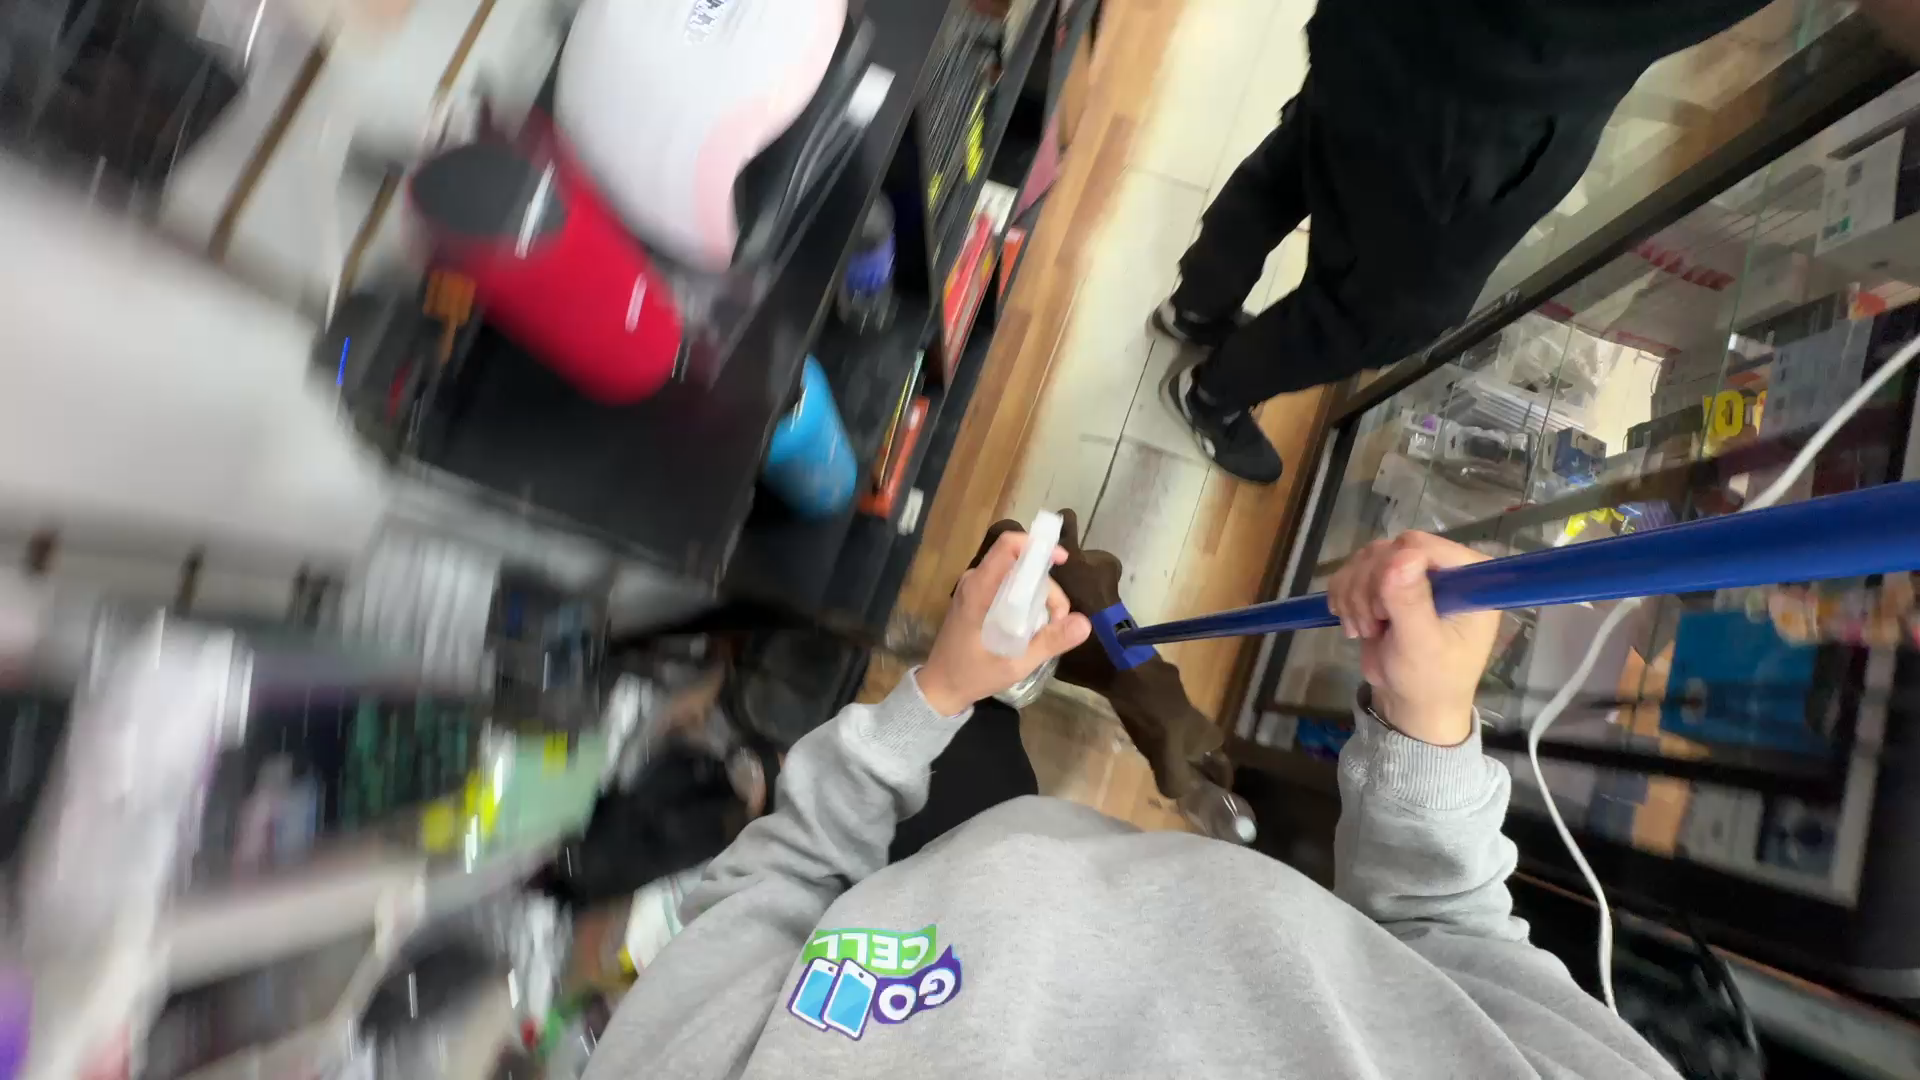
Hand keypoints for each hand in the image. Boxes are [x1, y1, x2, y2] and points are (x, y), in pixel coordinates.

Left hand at [966, 510, 1122, 691]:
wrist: (941, 686)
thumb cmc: (973, 674)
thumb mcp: (1015, 663)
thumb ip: (1050, 641)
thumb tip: (1085, 622)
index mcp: (979, 590)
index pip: (1007, 547)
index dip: (1037, 545)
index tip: (1061, 560)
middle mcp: (975, 580)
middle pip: (1020, 563)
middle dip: (1046, 586)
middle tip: (1057, 620)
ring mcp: (974, 587)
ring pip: (1016, 575)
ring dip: (1037, 596)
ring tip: (1046, 629)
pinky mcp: (976, 597)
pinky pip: (1008, 585)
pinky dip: (1025, 600)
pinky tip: (1031, 626)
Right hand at [1326, 532, 1497, 745]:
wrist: (1410, 703)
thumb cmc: (1430, 679)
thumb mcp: (1421, 645)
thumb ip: (1411, 602)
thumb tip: (1400, 558)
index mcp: (1468, 578)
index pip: (1420, 546)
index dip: (1391, 571)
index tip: (1384, 610)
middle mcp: (1441, 568)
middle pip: (1386, 550)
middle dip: (1367, 589)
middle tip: (1372, 625)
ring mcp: (1411, 575)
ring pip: (1364, 559)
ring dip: (1352, 594)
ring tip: (1363, 629)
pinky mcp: (1384, 584)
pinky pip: (1351, 571)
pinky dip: (1342, 595)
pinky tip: (1352, 622)